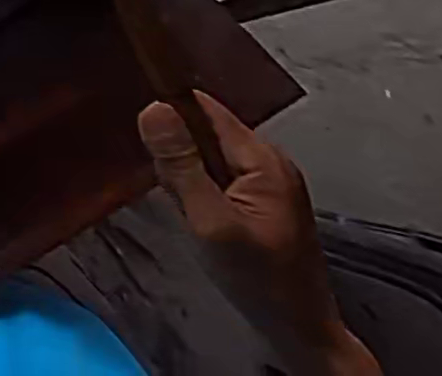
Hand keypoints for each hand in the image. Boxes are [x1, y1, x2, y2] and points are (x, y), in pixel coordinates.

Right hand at [138, 93, 379, 375]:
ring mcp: (263, 179)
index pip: (202, 106)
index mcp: (261, 159)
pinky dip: (191, 183)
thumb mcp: (210, 221)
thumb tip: (153, 106)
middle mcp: (266, 160)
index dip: (168, 105)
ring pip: (200, 149)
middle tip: (169, 184)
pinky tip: (191, 208)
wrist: (300, 336)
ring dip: (181, 168)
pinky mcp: (254, 196)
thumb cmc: (258, 279)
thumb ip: (180, 164)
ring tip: (183, 202)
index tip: (141, 124)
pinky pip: (209, 170)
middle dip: (173, 148)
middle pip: (199, 127)